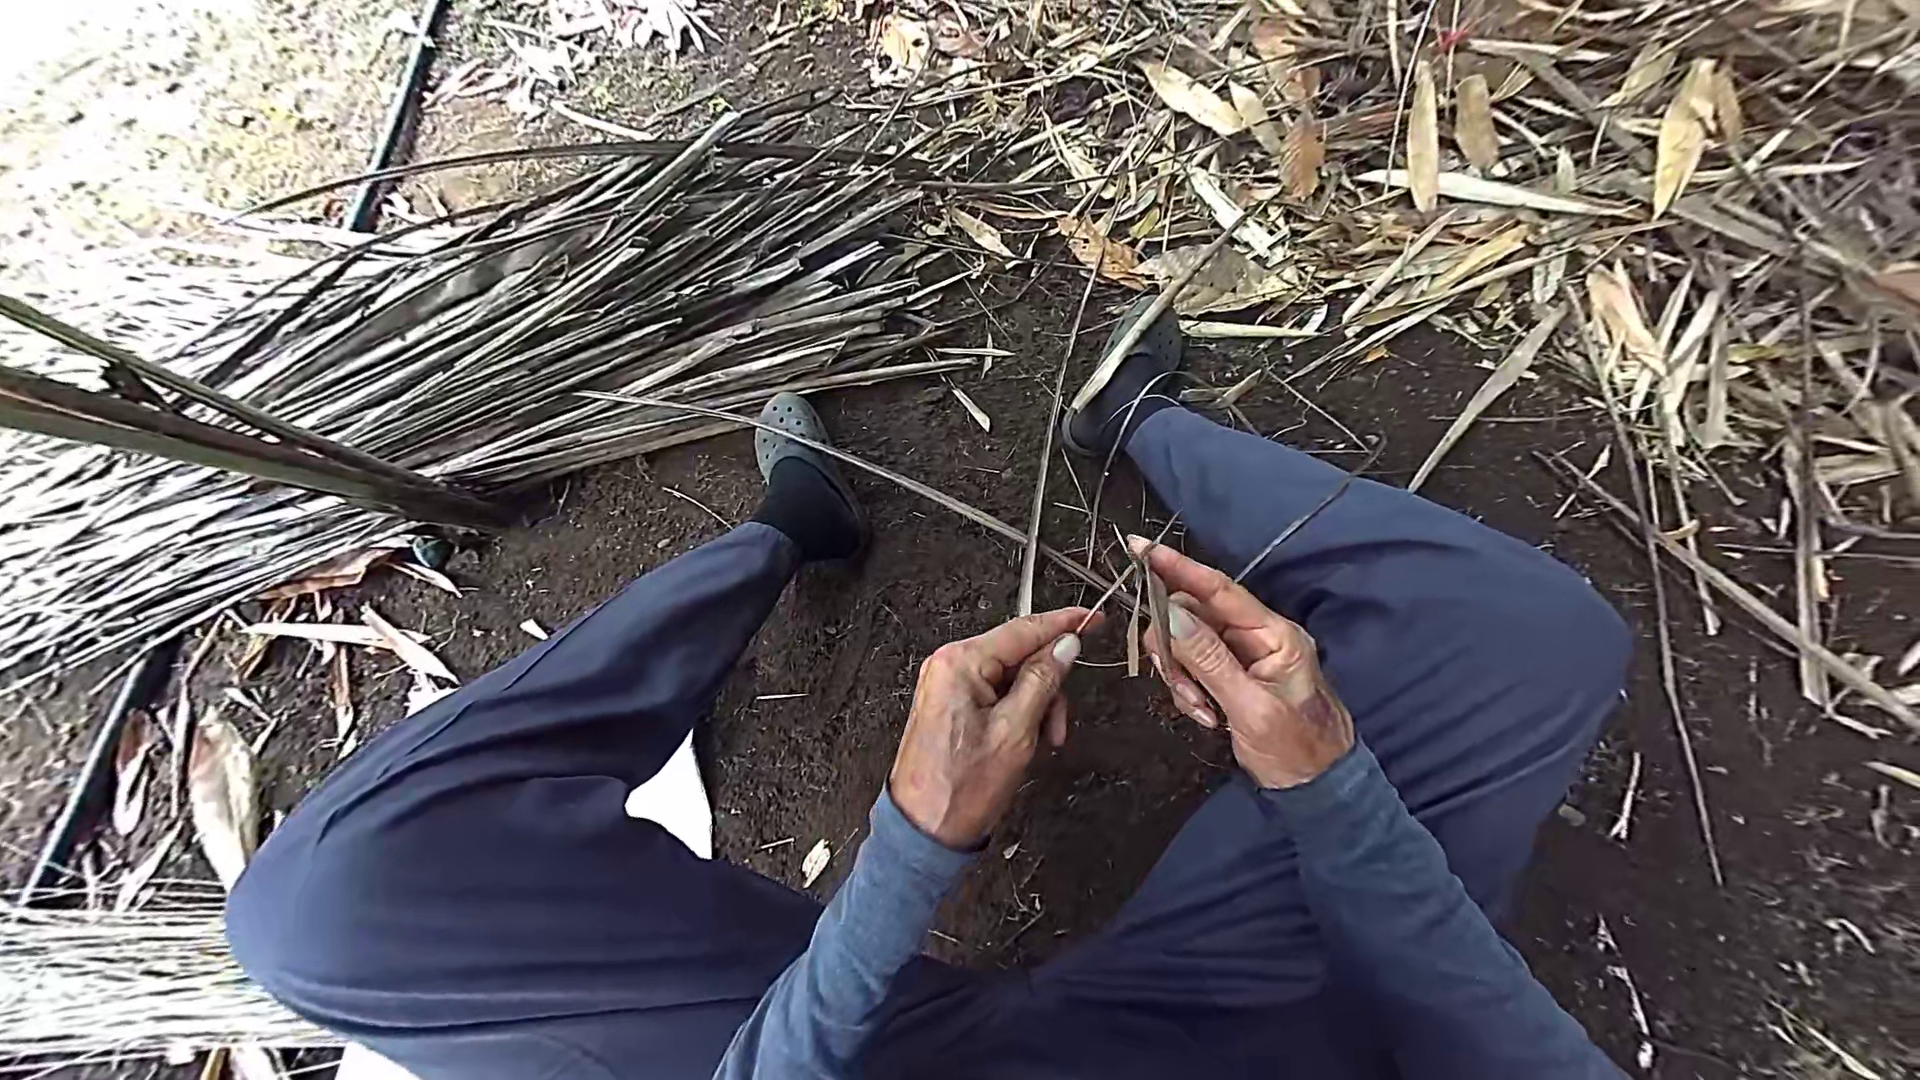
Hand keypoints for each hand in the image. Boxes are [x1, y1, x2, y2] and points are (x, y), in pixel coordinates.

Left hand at [890, 607, 1101, 848]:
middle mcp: (949, 665)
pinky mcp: (950, 701)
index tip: (1091, 619)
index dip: (1063, 623)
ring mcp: (948, 683)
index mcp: (961, 663)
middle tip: (1059, 722)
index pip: (1023, 629)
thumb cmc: (959, 789)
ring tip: (1041, 741)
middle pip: (1019, 654)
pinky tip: (1025, 739)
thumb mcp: (1015, 731)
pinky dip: (1018, 711)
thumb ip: (1043, 681)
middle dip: (1048, 686)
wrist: (923, 831)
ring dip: (1036, 704)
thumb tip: (1064, 646)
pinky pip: (996, 692)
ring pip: (1012, 676)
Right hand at [1129, 536, 1354, 788]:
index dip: (1177, 566)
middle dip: (1172, 646)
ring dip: (1178, 674)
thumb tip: (1169, 615)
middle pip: (1189, 615)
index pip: (1217, 588)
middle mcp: (1253, 635)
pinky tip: (1203, 715)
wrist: (1317, 792)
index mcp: (1272, 634)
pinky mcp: (1224, 673)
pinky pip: (1185, 665)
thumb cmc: (1297, 751)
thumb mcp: (1252, 708)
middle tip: (1174, 680)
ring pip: (1180, 641)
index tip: (1139, 548)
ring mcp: (1237, 654)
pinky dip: (1184, 689)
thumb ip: (1209, 660)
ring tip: (1198, 708)